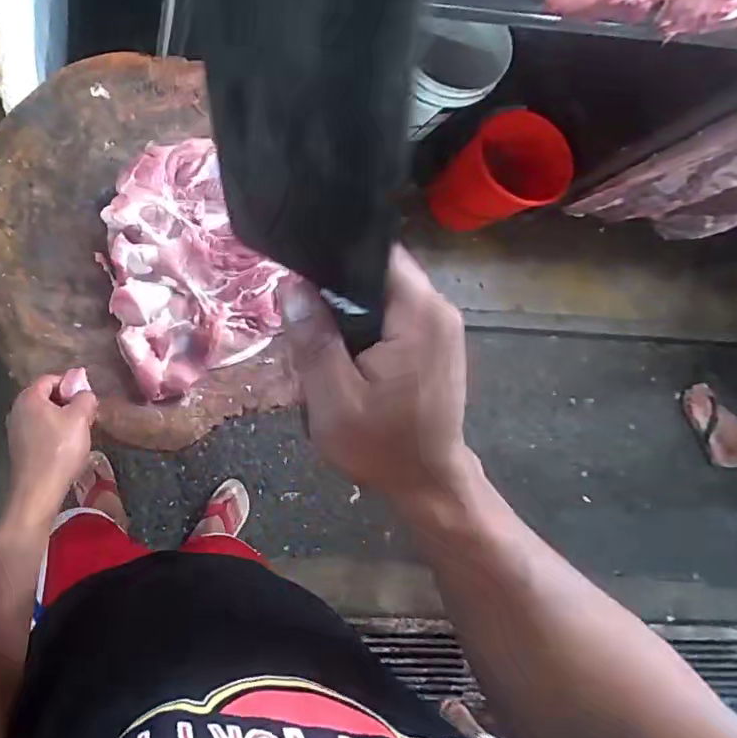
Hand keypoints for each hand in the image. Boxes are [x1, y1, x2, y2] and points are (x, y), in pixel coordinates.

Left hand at [4, 371, 97, 520]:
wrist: (39, 488)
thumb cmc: (60, 449)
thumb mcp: (80, 418)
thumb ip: (85, 398)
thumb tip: (84, 392)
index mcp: (29, 398)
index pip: (50, 379)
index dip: (71, 383)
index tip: (87, 398)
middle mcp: (17, 410)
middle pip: (46, 396)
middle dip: (68, 401)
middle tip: (86, 414)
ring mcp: (15, 430)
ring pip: (44, 414)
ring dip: (63, 418)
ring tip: (79, 431)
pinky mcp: (19, 447)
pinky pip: (39, 430)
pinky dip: (54, 432)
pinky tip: (67, 446)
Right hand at [279, 245, 471, 502]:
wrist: (428, 484)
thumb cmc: (382, 445)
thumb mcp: (334, 399)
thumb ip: (313, 340)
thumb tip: (293, 287)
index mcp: (419, 313)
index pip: (375, 254)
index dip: (335, 258)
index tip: (301, 274)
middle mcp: (439, 309)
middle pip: (379, 273)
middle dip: (339, 289)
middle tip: (303, 313)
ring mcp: (443, 326)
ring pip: (386, 295)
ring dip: (352, 310)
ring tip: (320, 334)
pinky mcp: (438, 343)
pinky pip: (398, 315)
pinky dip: (370, 326)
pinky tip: (346, 351)